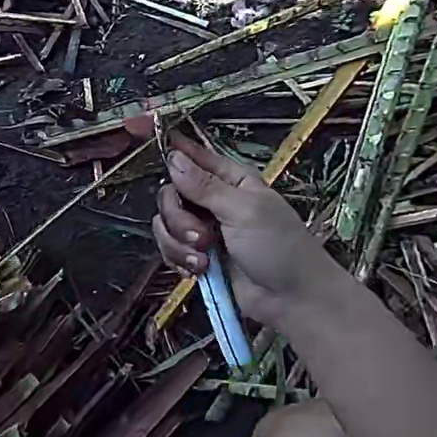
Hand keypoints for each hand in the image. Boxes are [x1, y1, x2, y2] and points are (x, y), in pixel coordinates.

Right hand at [151, 134, 356, 336]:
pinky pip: (169, 248)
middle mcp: (213, 201)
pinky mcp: (196, 256)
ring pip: (165, 223)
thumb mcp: (244, 210)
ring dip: (179, 243)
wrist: (292, 299)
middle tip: (201, 235)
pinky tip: (200, 270)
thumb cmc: (279, 246)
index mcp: (231, 180)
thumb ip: (205, 186)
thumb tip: (173, 158)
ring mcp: (202, 229)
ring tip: (204, 259)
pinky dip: (179, 259)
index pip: (194, 156)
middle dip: (178, 217)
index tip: (145, 136)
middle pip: (170, 194)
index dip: (173, 150)